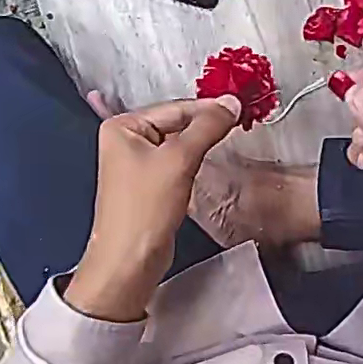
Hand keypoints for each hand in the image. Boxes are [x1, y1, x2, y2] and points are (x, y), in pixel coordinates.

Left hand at [70, 94, 242, 320]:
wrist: (130, 260)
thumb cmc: (145, 208)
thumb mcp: (179, 159)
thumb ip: (207, 127)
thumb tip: (232, 103)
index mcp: (123, 126)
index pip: (174, 108)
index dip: (208, 108)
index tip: (239, 107)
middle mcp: (125, 139)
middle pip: (176, 123)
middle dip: (206, 125)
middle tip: (239, 122)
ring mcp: (136, 162)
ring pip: (178, 142)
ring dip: (202, 142)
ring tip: (229, 138)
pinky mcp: (148, 183)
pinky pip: (177, 161)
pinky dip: (194, 160)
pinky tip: (210, 161)